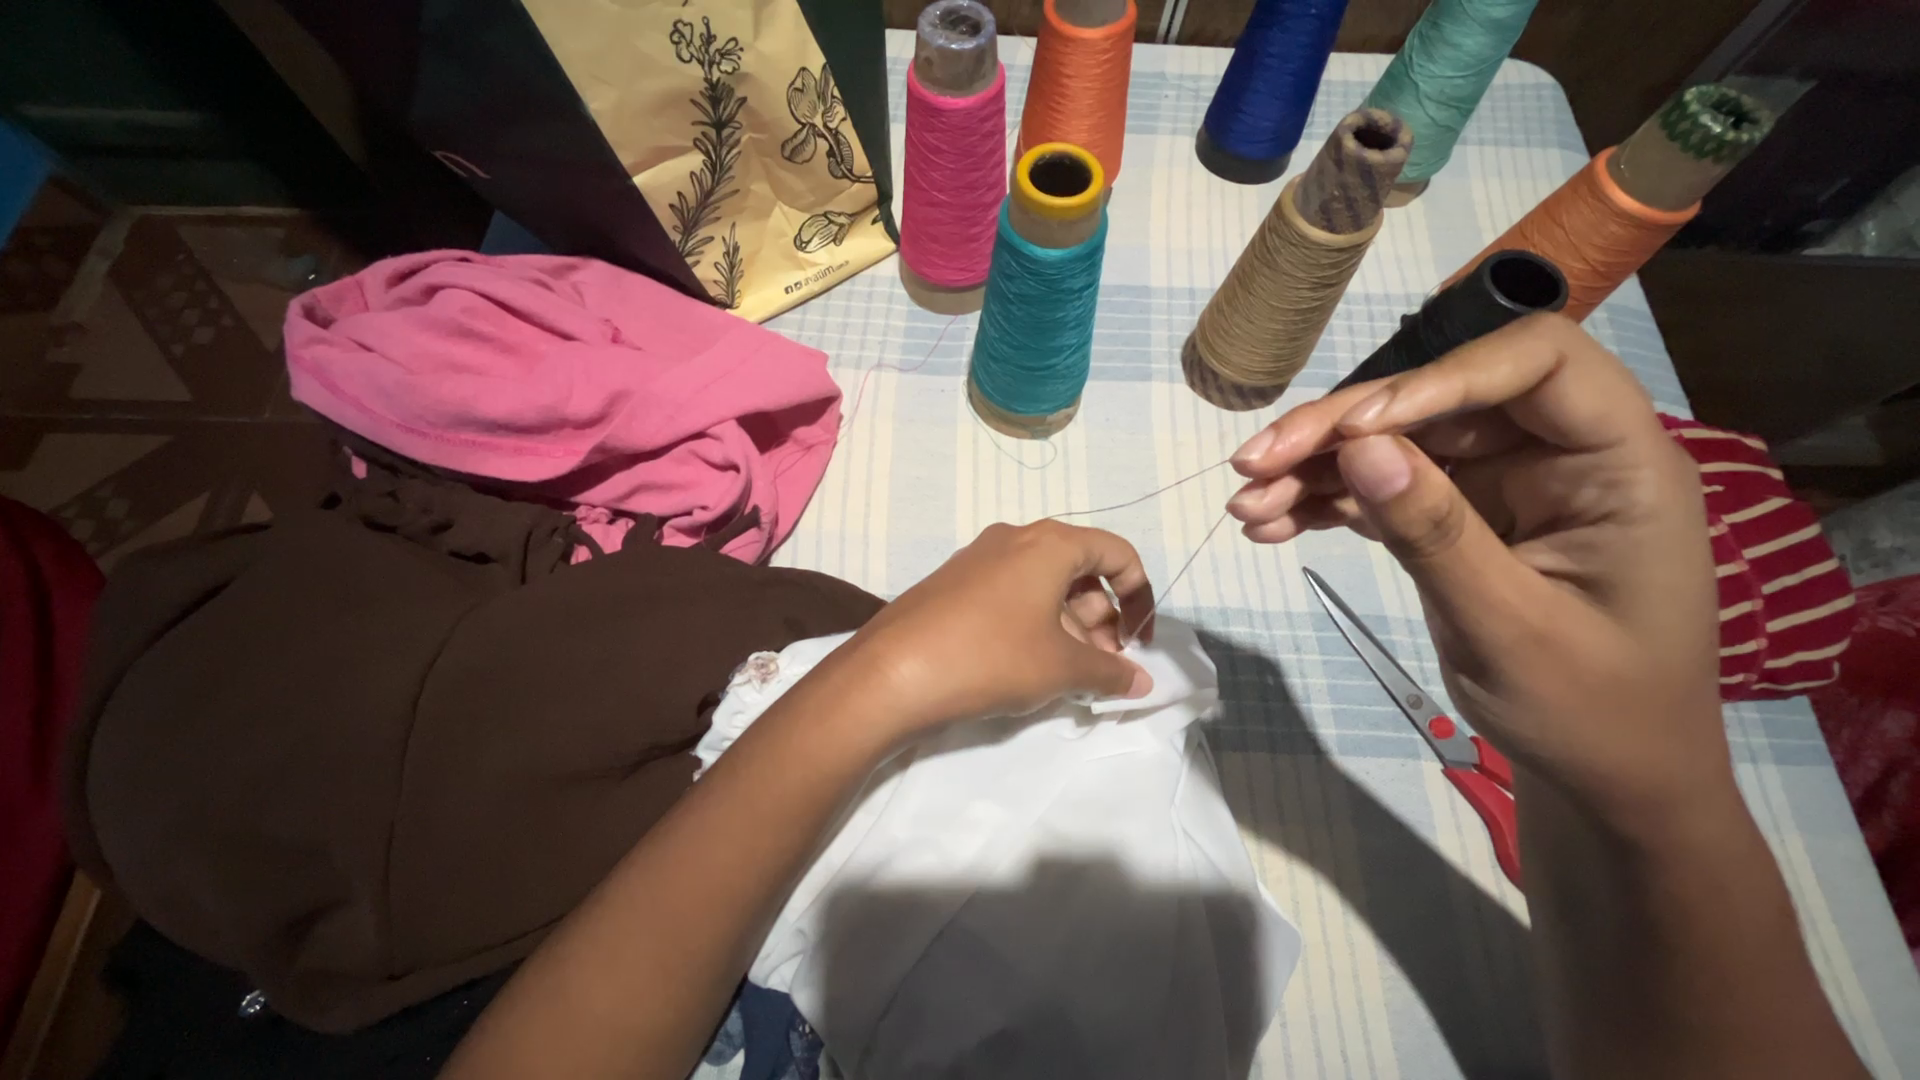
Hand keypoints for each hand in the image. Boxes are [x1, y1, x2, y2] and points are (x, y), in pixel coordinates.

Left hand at [840, 520, 1155, 740]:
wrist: (891, 673)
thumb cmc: (991, 657)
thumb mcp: (1061, 667)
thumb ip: (1110, 671)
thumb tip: (1141, 681)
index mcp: (1048, 543)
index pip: (1117, 552)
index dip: (1140, 596)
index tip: (1138, 642)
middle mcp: (1014, 538)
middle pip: (1079, 569)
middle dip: (1102, 618)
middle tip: (1100, 665)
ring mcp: (978, 559)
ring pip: (1043, 585)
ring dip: (1068, 625)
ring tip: (1066, 673)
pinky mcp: (953, 584)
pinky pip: (1010, 594)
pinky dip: (1033, 623)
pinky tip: (1025, 666)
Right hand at [1229, 316, 1725, 825]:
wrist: (1600, 775)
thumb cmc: (1589, 711)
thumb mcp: (1509, 628)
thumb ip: (1436, 531)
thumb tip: (1360, 446)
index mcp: (1616, 463)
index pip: (1534, 364)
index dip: (1437, 378)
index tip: (1354, 430)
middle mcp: (1553, 455)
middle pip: (1435, 402)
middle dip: (1339, 429)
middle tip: (1253, 465)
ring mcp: (1500, 484)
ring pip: (1393, 443)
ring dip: (1314, 469)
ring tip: (1246, 506)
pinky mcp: (1457, 516)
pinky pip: (1381, 489)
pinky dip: (1323, 504)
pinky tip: (1270, 525)